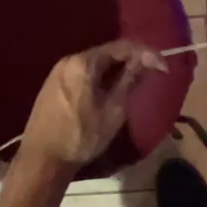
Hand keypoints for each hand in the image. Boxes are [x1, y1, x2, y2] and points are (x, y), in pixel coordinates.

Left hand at [20, 41, 167, 169]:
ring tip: (133, 82)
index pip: (122, 47)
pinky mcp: (52, 85)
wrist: (42, 160)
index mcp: (83, 62)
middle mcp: (68, 60)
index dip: (146, 54)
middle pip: (106, 53)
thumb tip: (147, 60)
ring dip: (115, 70)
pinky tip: (107, 90)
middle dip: (130, 61)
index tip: (164, 67)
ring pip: (94, 64)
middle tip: (150, 74)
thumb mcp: (113, 110)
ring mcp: (57, 72)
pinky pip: (82, 73)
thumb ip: (130, 80)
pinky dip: (99, 77)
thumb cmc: (82, 136)